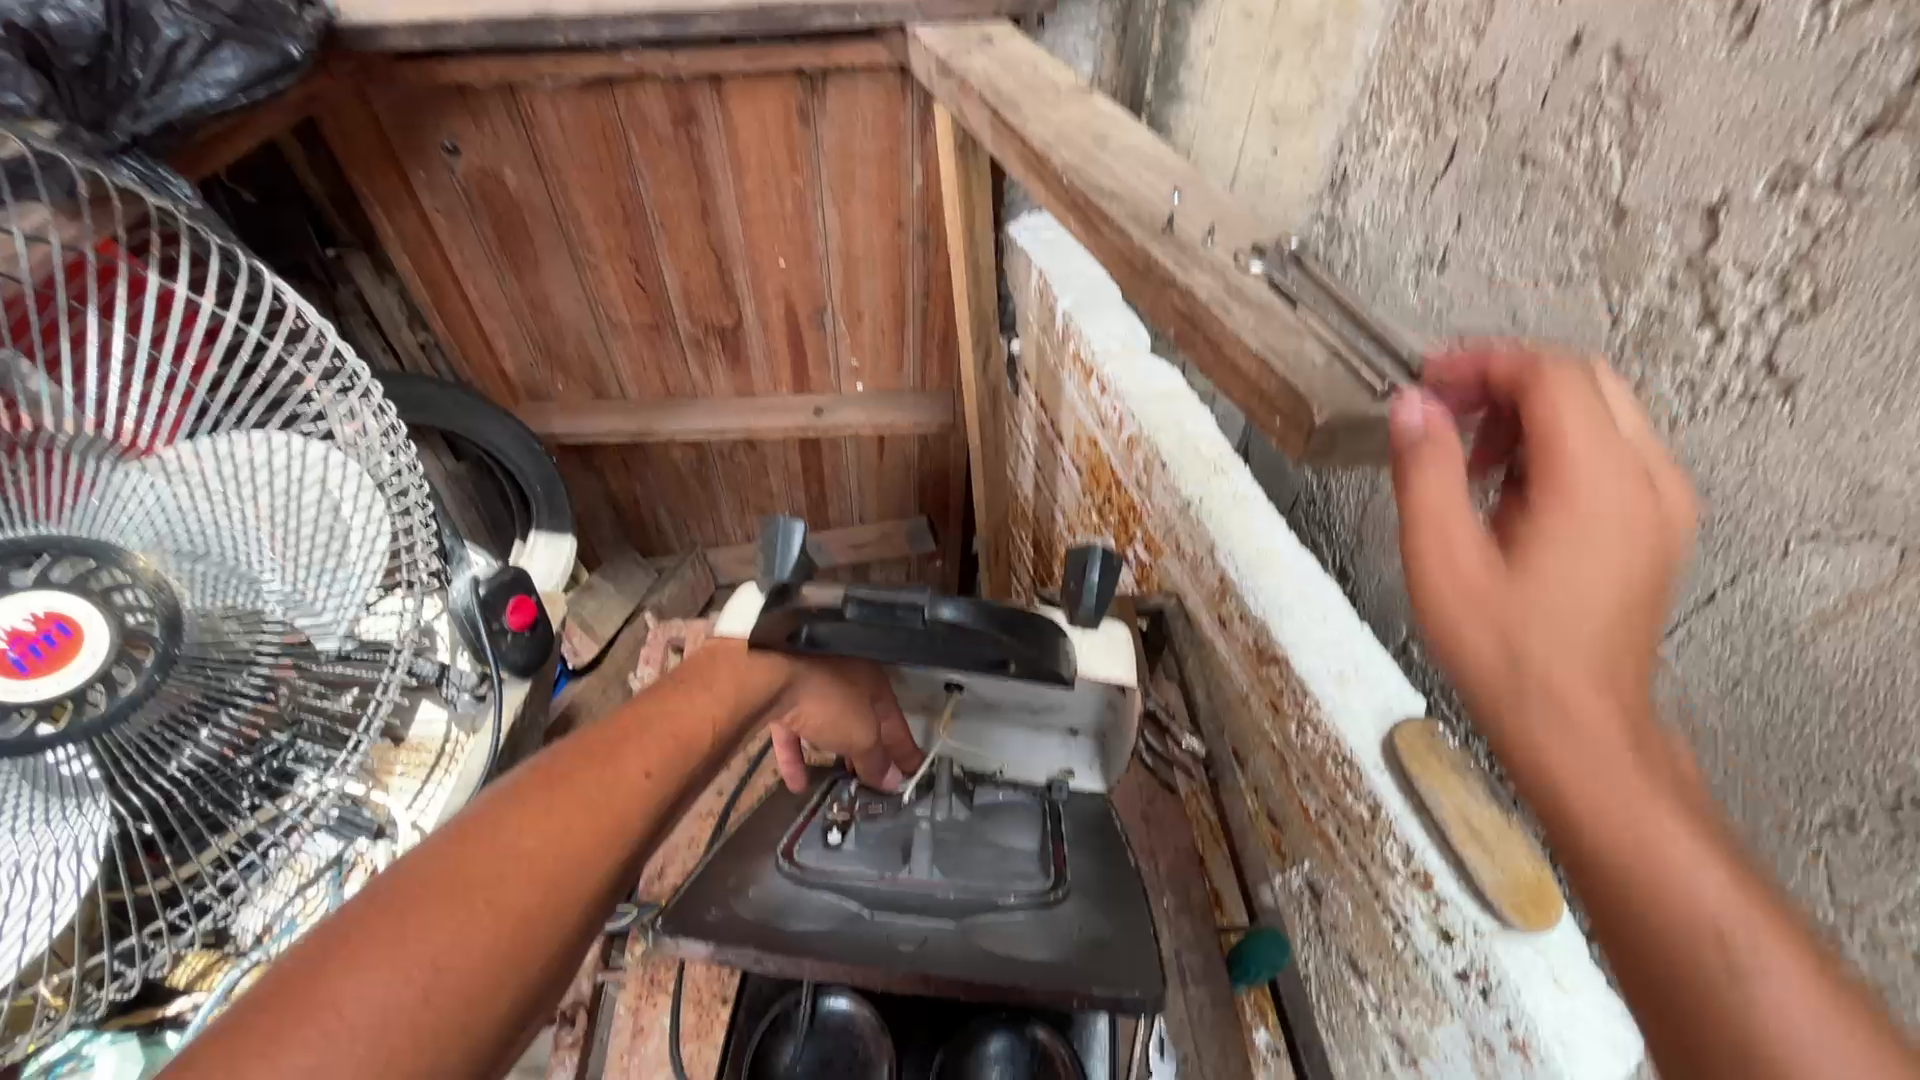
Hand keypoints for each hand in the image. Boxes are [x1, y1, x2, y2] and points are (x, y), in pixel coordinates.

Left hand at [755, 651, 924, 794]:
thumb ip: (877, 760)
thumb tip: (894, 781)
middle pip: (863, 723)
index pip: (896, 723)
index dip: (905, 751)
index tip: (913, 775)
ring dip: (835, 753)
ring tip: (842, 783)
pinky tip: (797, 786)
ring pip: (828, 725)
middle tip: (877, 783)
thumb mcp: (862, 735)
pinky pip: (793, 733)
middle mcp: (845, 680)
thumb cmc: (829, 700)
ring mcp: (810, 686)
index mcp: (873, 683)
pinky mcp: (779, 697)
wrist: (769, 674)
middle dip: (870, 753)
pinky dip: (796, 758)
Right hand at [1387, 342, 1695, 779]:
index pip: (1552, 375)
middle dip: (1504, 379)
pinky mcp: (1656, 523)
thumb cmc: (1505, 651)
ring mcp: (1663, 502)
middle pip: (1583, 379)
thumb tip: (1412, 406)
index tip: (1428, 378)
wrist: (1573, 723)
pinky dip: (1554, 443)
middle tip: (1441, 407)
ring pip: (1600, 409)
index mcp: (1597, 484)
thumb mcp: (1439, 558)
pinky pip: (1611, 448)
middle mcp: (1648, 481)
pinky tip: (1507, 486)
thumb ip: (1424, 470)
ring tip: (1467, 456)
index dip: (1484, 362)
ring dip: (1527, 411)